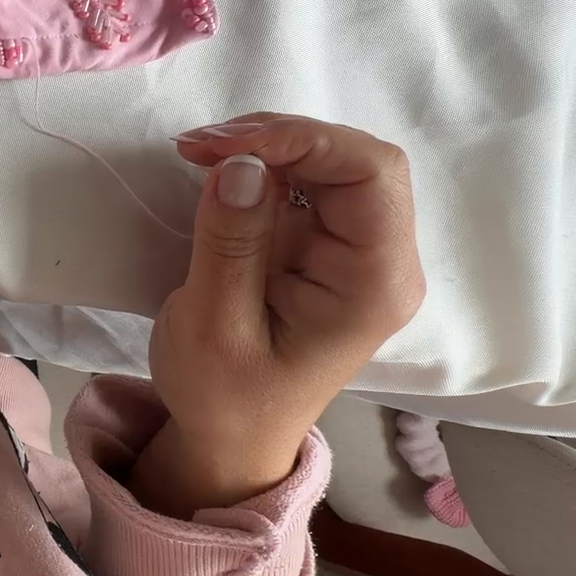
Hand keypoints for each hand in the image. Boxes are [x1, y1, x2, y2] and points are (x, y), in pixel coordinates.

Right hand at [131, 114, 425, 517]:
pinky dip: (259, 168)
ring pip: (330, 167)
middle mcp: (379, 260)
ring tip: (197, 152)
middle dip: (278, 137)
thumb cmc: (221, 394)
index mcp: (372, 283)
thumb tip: (240, 164)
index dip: (298, 140)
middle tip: (196, 145)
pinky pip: (304, 190)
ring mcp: (351, 255)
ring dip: (264, 148)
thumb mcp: (212, 323)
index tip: (217, 145)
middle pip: (356, 162)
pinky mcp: (319, 253)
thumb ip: (231, 242)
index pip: (368, 174)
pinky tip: (216, 170)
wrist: (228, 438)